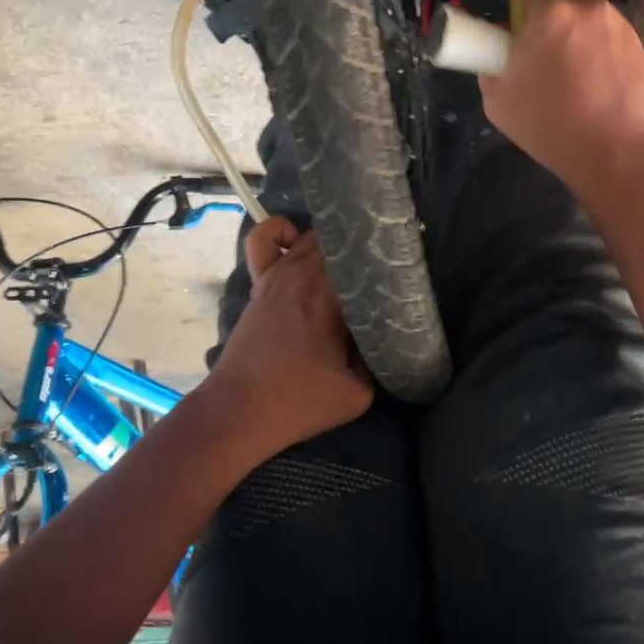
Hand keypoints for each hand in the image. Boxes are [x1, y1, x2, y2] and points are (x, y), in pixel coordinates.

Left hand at [204, 216, 374, 455]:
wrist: (237, 411)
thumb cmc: (298, 402)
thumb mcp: (357, 393)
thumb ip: (377, 358)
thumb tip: (382, 334)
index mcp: (332, 296)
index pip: (367, 258)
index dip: (389, 259)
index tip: (405, 270)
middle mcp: (305, 274)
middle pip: (343, 240)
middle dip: (365, 247)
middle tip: (384, 265)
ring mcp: (278, 273)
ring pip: (313, 236)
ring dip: (334, 242)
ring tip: (353, 255)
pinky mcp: (260, 281)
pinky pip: (266, 239)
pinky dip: (282, 232)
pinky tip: (298, 244)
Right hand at [479, 0, 643, 200]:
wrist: (615, 151)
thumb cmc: (549, 125)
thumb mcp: (499, 100)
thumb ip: (494, 68)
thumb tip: (499, 57)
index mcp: (547, 14)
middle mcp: (586, 10)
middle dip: (558, 16)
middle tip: (549, 54)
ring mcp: (618, 27)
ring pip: (592, 20)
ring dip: (582, 38)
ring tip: (576, 80)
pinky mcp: (639, 47)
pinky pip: (612, 40)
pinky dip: (602, 55)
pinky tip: (598, 89)